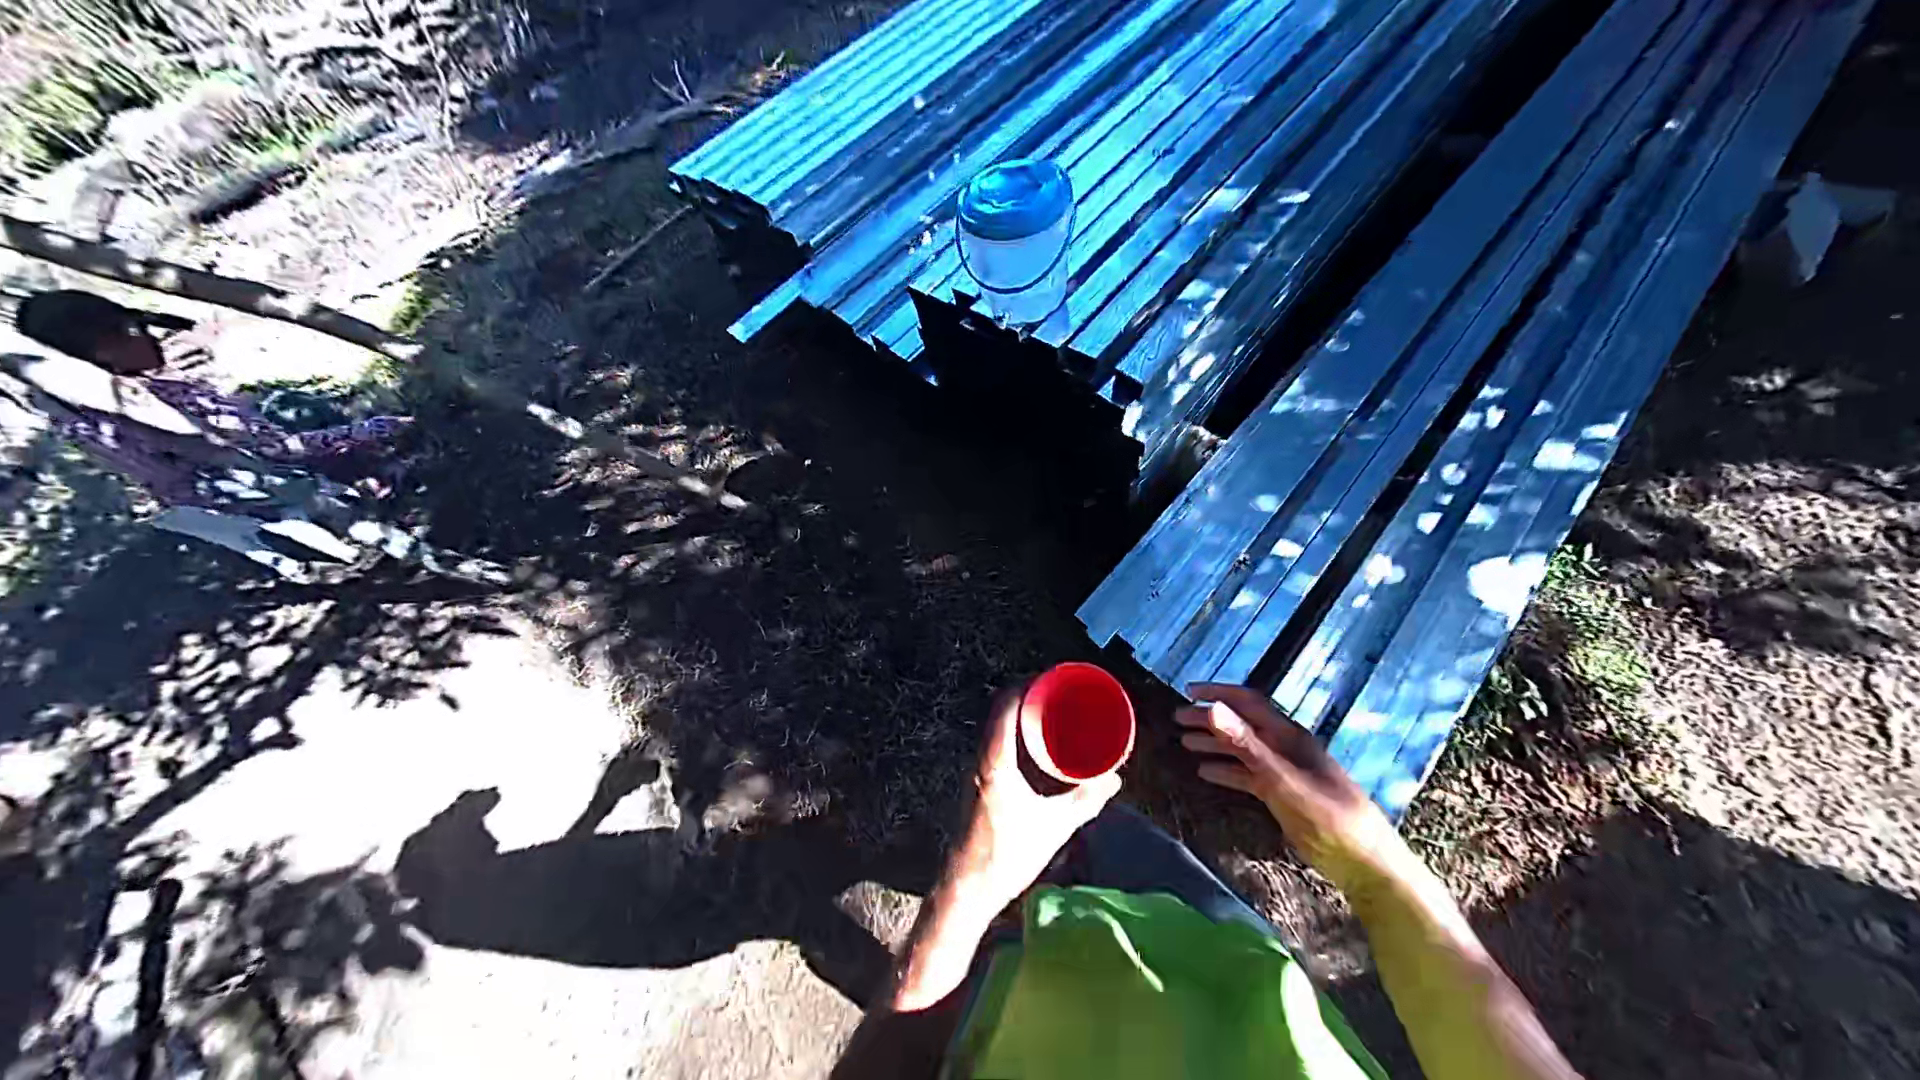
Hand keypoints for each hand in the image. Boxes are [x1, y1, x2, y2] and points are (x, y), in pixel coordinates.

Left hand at [949, 685, 1121, 912]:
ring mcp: (975, 769)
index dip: (1026, 684)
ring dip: (1017, 712)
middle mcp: (980, 757)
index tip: (1051, 678)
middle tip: (1056, 691)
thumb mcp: (1055, 826)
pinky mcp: (976, 781)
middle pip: (998, 710)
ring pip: (994, 725)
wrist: (967, 886)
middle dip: (1025, 693)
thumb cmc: (1009, 854)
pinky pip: (994, 741)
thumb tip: (1115, 778)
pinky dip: (1012, 730)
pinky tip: (1031, 743)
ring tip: (1048, 710)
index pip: (1004, 705)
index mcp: (994, 760)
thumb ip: (1086, 800)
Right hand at [1176, 683, 1406, 892]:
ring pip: (1242, 749)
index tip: (1189, 691)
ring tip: (1185, 743)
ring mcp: (1284, 771)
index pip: (1248, 702)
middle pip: (1241, 724)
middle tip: (1177, 720)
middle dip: (1209, 719)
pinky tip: (1205, 773)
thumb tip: (1213, 709)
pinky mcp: (1283, 795)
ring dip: (1214, 743)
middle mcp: (1285, 747)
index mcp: (1288, 736)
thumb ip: (1248, 746)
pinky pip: (1248, 775)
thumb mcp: (1283, 781)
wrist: (1366, 863)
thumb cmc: (1330, 818)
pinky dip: (1226, 770)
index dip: (1219, 693)